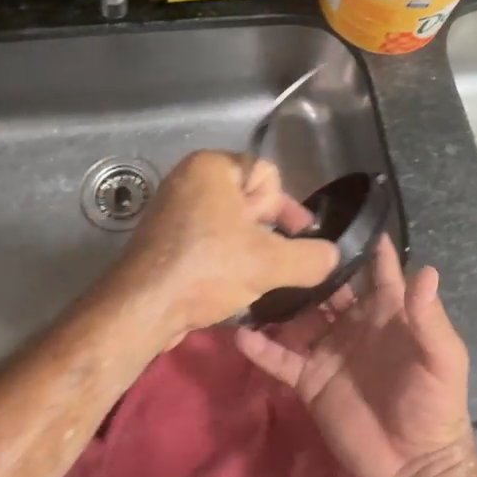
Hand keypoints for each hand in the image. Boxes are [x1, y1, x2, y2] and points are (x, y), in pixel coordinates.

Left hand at [109, 150, 338, 337]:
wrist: (143, 310)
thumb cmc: (206, 269)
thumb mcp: (270, 263)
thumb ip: (310, 257)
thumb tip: (333, 256)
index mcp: (211, 166)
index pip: (267, 174)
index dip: (282, 207)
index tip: (287, 237)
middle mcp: (189, 179)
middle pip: (250, 199)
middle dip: (267, 230)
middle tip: (271, 260)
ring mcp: (172, 209)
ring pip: (231, 224)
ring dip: (248, 249)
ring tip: (254, 278)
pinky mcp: (164, 239)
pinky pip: (208, 240)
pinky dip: (224, 259)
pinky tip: (230, 286)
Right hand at [233, 236, 476, 476]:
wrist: (415, 463)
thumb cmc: (436, 403)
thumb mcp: (442, 359)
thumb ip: (429, 318)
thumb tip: (426, 269)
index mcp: (386, 309)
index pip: (373, 267)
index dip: (359, 241)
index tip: (335, 212)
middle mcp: (353, 322)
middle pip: (327, 286)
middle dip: (308, 263)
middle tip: (278, 236)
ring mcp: (328, 349)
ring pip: (298, 315)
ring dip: (278, 299)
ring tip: (250, 275)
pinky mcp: (310, 380)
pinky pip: (282, 358)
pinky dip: (261, 347)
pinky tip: (240, 333)